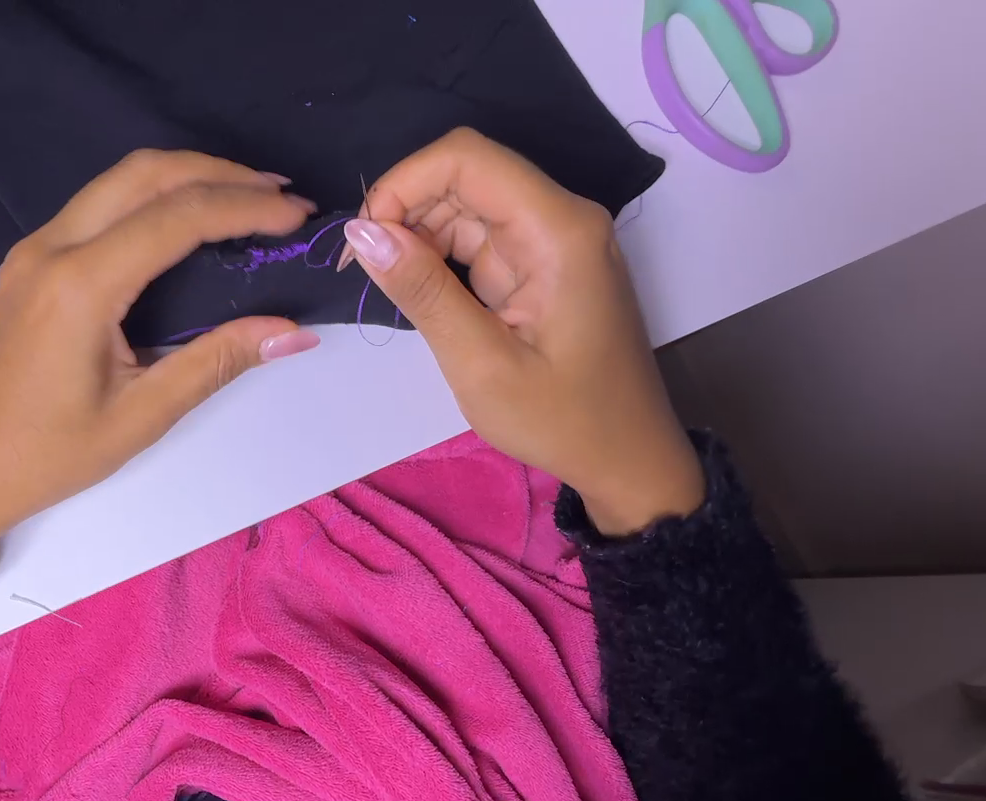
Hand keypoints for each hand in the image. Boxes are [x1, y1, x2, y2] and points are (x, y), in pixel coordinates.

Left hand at [0, 150, 322, 551]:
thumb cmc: (49, 456)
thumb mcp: (141, 415)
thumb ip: (216, 362)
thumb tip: (291, 332)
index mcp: (79, 286)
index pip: (176, 217)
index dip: (245, 208)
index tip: (297, 217)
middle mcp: (49, 249)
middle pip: (144, 173)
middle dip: (218, 173)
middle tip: (278, 194)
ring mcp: (30, 252)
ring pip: (115, 182)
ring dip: (182, 180)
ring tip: (243, 201)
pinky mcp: (25, 265)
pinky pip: (93, 209)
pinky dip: (146, 203)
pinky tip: (182, 228)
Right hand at [338, 129, 702, 535]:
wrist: (624, 456)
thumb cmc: (558, 418)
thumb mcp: (479, 363)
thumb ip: (422, 291)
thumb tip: (362, 233)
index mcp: (555, 231)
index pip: (466, 160)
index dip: (401, 185)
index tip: (363, 244)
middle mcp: (557, 219)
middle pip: (464, 178)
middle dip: (403, 213)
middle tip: (367, 275)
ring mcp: (549, 243)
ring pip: (465, 208)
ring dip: (417, 239)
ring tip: (393, 293)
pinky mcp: (539, 268)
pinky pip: (478, 242)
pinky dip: (438, 261)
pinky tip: (422, 298)